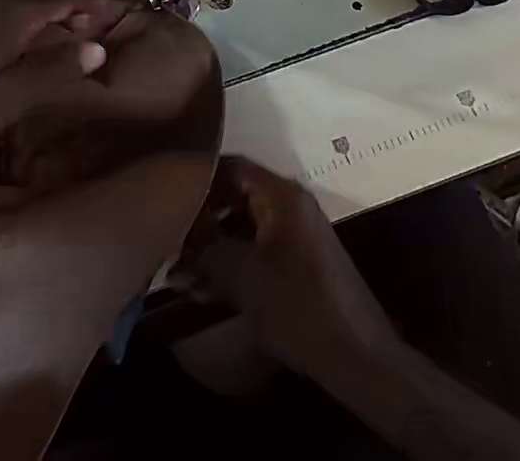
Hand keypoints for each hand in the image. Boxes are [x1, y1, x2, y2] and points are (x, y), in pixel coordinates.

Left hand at [0, 0, 149, 166]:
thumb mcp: (7, 98)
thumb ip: (55, 70)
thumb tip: (98, 49)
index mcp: (10, 8)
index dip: (94, 0)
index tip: (119, 8)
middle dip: (73, 3)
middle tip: (98, 23)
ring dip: (47, 10)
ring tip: (67, 31)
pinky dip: (22, 18)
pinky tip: (23, 40)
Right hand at [172, 158, 400, 377]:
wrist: (354, 353)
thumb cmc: (299, 305)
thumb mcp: (243, 277)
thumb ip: (206, 255)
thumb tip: (176, 254)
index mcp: (282, 195)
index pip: (233, 167)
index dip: (199, 178)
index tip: (165, 197)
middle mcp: (290, 205)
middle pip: (236, 197)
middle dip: (201, 220)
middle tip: (167, 240)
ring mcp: (295, 233)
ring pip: (243, 227)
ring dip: (212, 247)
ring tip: (179, 273)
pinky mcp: (296, 261)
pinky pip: (255, 250)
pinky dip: (230, 264)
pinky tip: (203, 291)